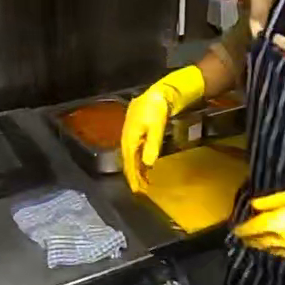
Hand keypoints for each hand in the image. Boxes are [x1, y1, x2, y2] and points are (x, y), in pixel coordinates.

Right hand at [121, 67, 205, 194]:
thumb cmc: (157, 109)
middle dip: (133, 177)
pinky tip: (143, 165)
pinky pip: (134, 151)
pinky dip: (138, 160)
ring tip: (142, 181)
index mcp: (129, 139)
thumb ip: (152, 145)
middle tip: (141, 190)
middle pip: (128, 162)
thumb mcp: (157, 127)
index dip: (133, 178)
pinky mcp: (136, 133)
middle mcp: (126, 138)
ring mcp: (130, 135)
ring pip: (130, 157)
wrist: (158, 93)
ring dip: (135, 169)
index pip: (129, 164)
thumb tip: (148, 164)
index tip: (138, 191)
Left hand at [233, 189, 284, 267]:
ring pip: (277, 253)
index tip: (236, 231)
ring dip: (268, 249)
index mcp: (278, 224)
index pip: (254, 229)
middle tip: (245, 240)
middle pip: (263, 243)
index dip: (243, 231)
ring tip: (261, 246)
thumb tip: (253, 205)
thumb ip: (272, 202)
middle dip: (253, 241)